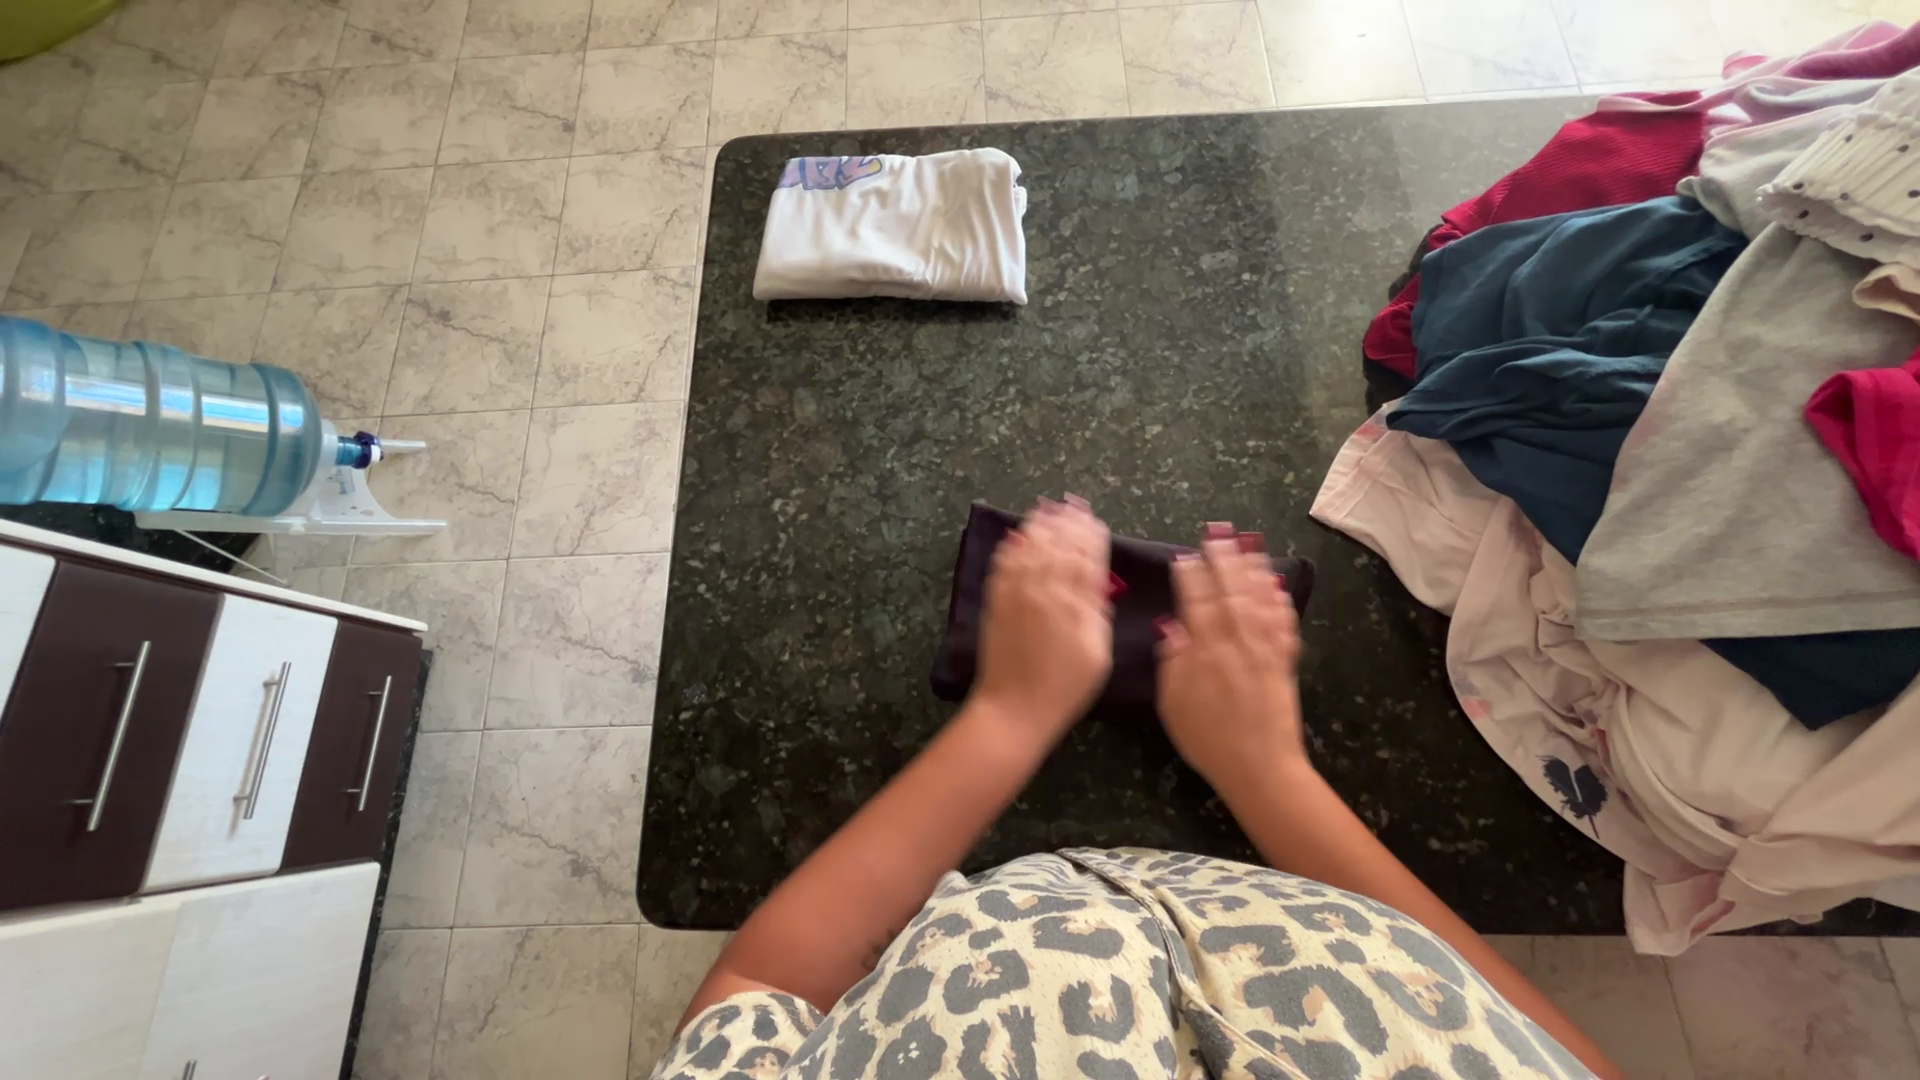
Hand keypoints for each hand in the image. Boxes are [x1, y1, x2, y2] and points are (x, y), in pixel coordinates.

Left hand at [970, 496, 1113, 741]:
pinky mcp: (995, 603)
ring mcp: (1015, 595)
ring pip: (1029, 549)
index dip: (1091, 536)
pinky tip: (1017, 537)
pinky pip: (1003, 566)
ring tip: (1047, 510)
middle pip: (1057, 546)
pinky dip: (1011, 548)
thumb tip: (1097, 581)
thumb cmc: (1064, 689)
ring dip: (1039, 527)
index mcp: (1072, 603)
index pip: (1085, 558)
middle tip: (1073, 506)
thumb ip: (1097, 613)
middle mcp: (1042, 591)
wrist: (1013, 708)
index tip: (1095, 521)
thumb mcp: (1097, 654)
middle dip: (1067, 524)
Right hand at [1156, 523, 1310, 791]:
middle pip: (1230, 594)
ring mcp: (1264, 653)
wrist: (1260, 768)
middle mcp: (1237, 645)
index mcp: (1206, 653)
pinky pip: (1283, 627)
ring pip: (1259, 603)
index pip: (1197, 604)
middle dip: (1223, 563)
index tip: (1185, 556)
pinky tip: (1277, 589)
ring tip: (1248, 548)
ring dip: (1253, 573)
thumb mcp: (1174, 705)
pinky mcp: (1284, 665)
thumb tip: (1173, 628)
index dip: (1190, 578)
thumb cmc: (1207, 740)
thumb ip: (1173, 664)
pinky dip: (1280, 605)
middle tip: (1217, 537)